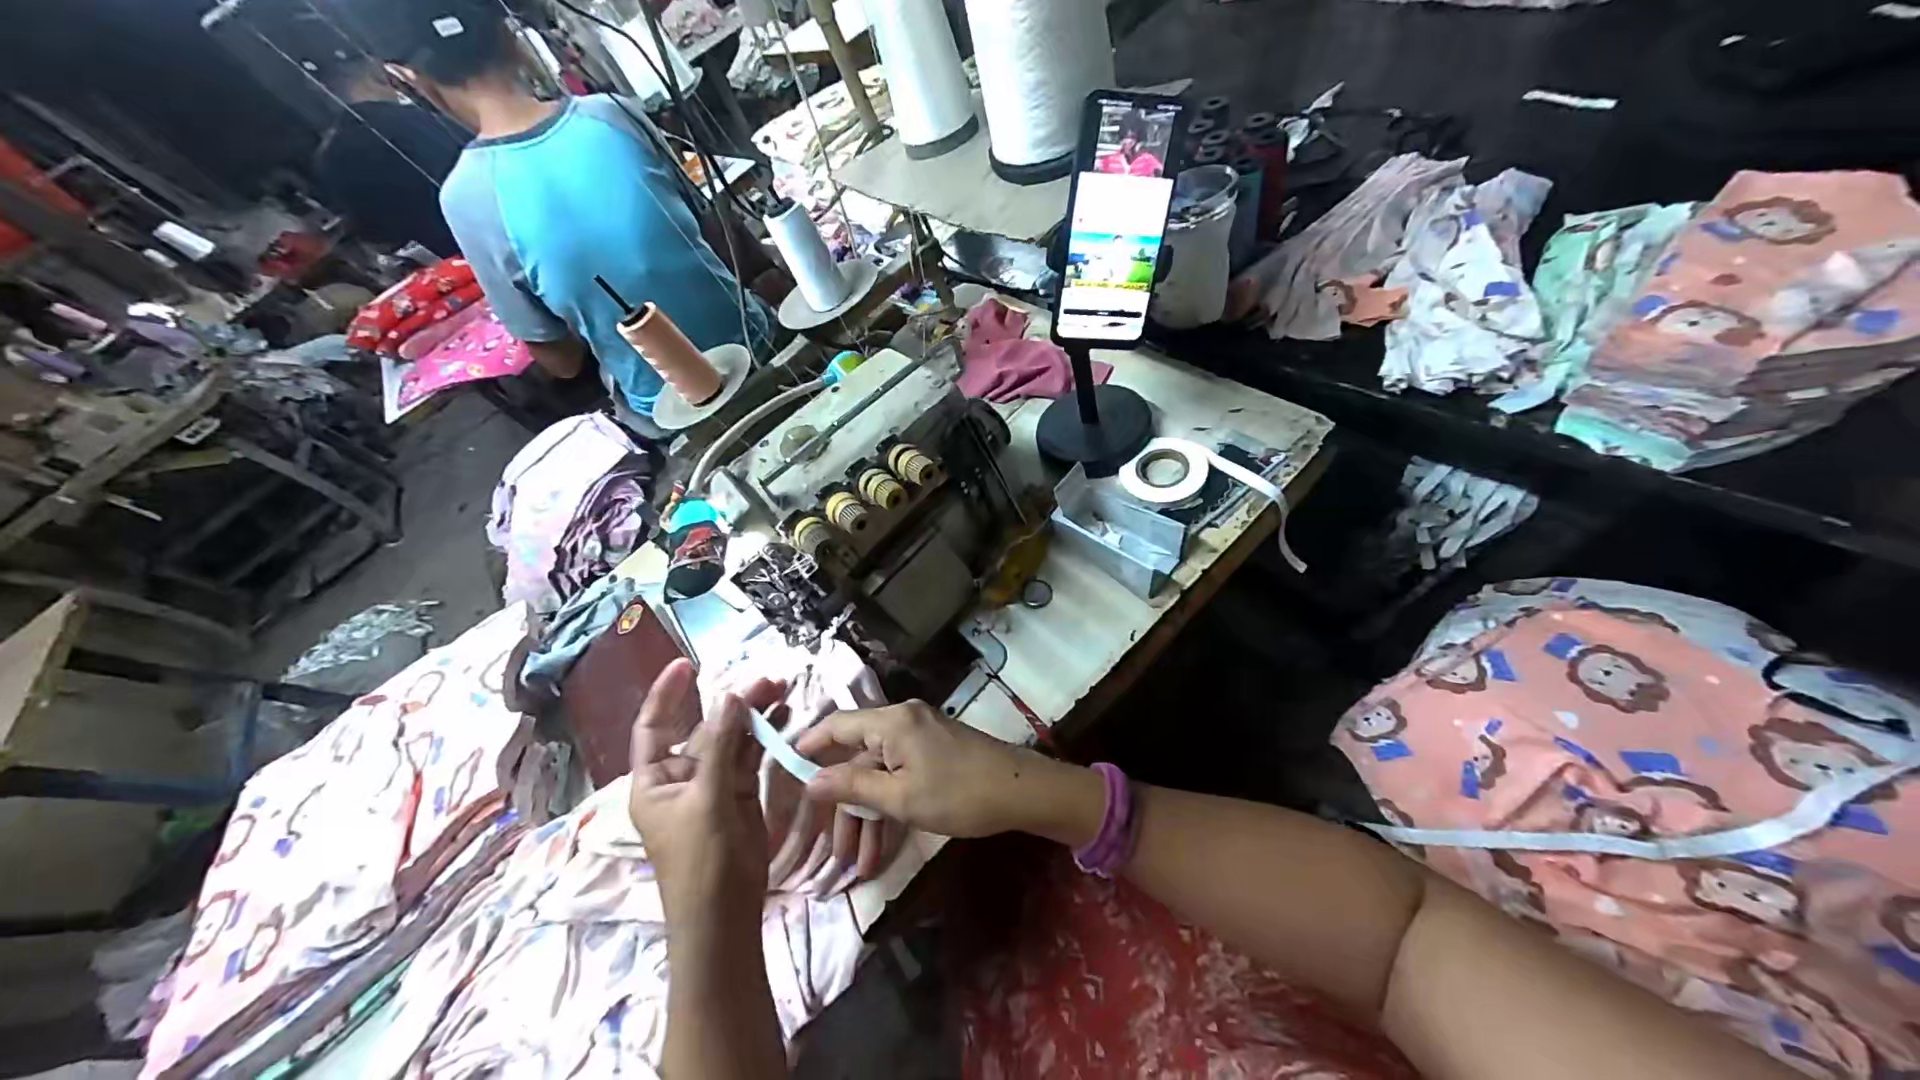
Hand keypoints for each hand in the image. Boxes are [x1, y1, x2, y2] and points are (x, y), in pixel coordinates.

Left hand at [627, 659, 782, 909]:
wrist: (724, 915)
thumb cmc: (701, 862)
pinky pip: (750, 758)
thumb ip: (721, 747)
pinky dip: (764, 737)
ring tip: (780, 690)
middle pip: (705, 730)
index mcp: (654, 783)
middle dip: (732, 705)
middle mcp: (681, 780)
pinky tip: (781, 716)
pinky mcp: (738, 796)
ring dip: (753, 717)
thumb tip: (730, 697)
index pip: (654, 727)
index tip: (686, 664)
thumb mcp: (708, 801)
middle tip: (766, 681)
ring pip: (733, 741)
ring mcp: (712, 787)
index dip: (667, 695)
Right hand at [793, 701, 1103, 845]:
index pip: (837, 726)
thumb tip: (811, 781)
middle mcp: (902, 721)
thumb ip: (853, 786)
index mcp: (891, 722)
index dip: (810, 746)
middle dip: (845, 806)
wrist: (1022, 792)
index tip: (786, 771)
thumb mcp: (901, 798)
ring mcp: (921, 736)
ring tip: (859, 864)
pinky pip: (900, 775)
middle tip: (833, 850)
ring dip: (868, 816)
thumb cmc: (959, 794)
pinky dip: (890, 806)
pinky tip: (882, 849)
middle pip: (858, 758)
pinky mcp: (935, 751)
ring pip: (879, 773)